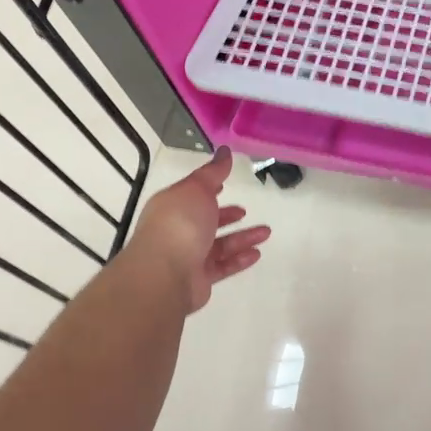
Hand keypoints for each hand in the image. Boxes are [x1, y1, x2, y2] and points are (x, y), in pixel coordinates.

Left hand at [124, 147, 270, 312]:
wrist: (164, 274)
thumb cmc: (180, 224)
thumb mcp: (197, 189)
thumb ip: (213, 172)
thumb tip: (224, 151)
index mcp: (172, 206)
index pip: (191, 195)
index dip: (207, 189)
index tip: (224, 185)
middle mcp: (177, 231)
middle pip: (204, 221)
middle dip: (225, 215)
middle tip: (244, 210)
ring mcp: (186, 256)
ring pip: (218, 245)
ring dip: (242, 238)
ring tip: (266, 232)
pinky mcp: (198, 279)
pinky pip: (222, 266)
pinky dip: (239, 259)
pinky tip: (257, 253)